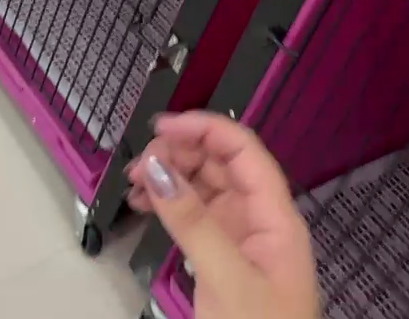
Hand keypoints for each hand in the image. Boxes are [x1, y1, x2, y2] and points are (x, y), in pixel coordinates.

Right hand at [127, 112, 317, 318]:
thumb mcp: (228, 282)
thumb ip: (193, 221)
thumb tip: (155, 166)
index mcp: (276, 218)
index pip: (243, 150)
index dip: (204, 128)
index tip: (158, 128)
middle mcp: (259, 220)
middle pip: (219, 163)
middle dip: (178, 153)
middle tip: (138, 166)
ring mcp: (240, 239)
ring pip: (202, 184)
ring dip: (167, 174)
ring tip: (132, 183)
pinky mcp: (220, 258)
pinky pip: (191, 212)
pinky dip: (165, 201)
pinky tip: (141, 203)